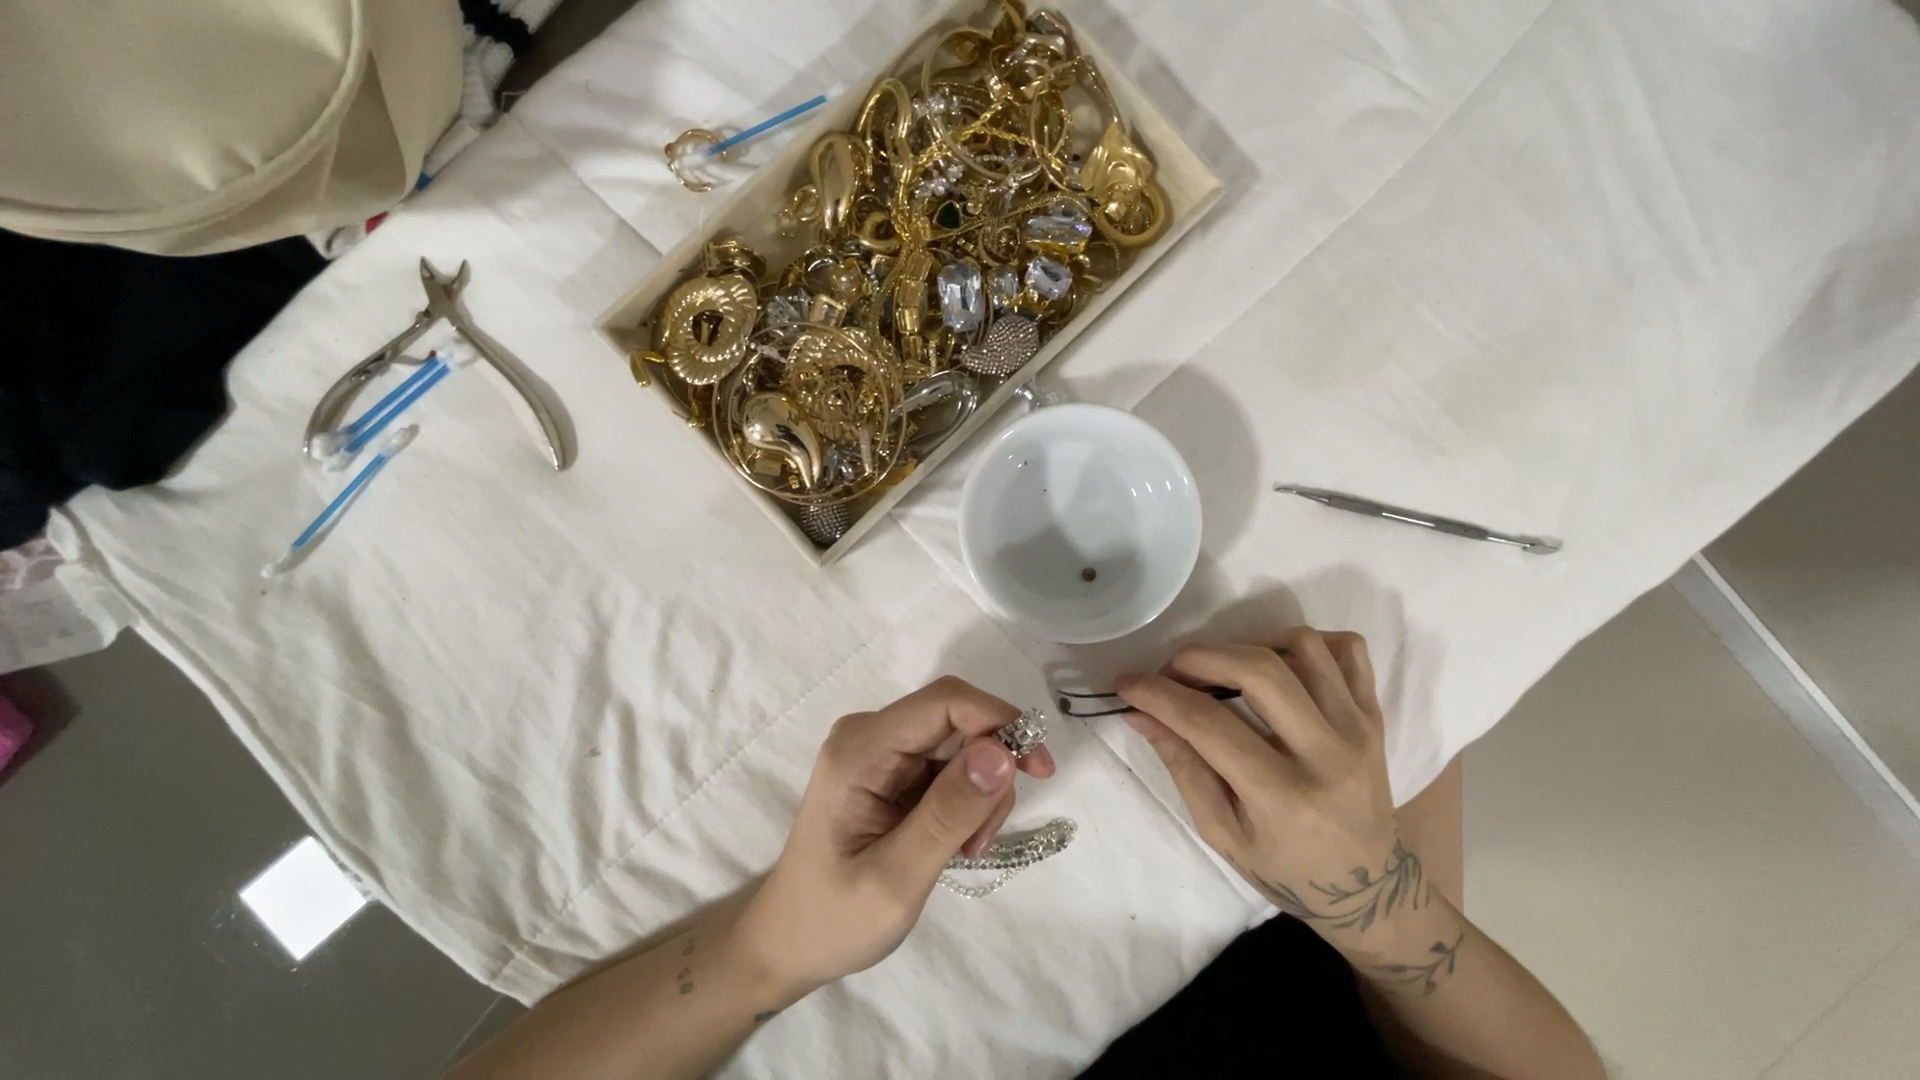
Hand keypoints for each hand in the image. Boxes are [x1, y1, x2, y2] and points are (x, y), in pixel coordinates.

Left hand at [736, 677, 1056, 992]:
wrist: (791, 941)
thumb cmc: (834, 918)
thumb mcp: (897, 878)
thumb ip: (948, 814)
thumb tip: (1002, 753)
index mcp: (861, 750)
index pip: (944, 701)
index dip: (999, 720)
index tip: (1037, 769)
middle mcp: (871, 736)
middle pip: (959, 721)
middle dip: (990, 772)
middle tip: (984, 837)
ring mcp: (882, 752)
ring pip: (962, 745)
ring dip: (981, 794)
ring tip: (964, 850)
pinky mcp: (892, 771)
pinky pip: (950, 766)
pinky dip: (967, 802)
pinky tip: (955, 844)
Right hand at [1117, 629, 1426, 945]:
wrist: (1367, 886)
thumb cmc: (1284, 868)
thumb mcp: (1221, 832)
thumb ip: (1183, 766)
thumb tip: (1140, 713)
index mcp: (1283, 798)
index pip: (1209, 724)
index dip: (1159, 695)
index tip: (1128, 683)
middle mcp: (1328, 756)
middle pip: (1259, 671)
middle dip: (1200, 658)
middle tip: (1172, 671)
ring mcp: (1359, 730)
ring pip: (1303, 647)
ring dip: (1247, 645)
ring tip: (1221, 667)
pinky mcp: (1376, 715)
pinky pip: (1347, 649)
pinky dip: (1305, 643)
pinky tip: (1275, 662)